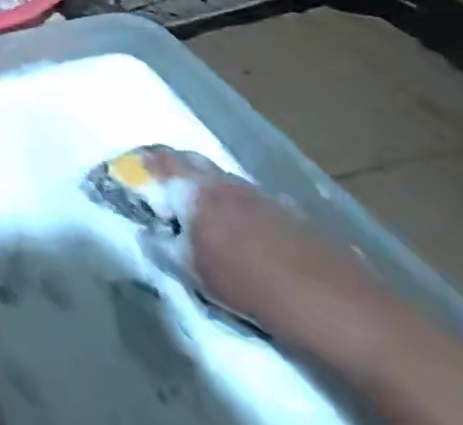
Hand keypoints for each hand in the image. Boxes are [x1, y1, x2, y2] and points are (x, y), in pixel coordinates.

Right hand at [135, 147, 381, 333]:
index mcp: (198, 190)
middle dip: (175, 168)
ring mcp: (264, 194)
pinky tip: (246, 231)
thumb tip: (152, 231)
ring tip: (203, 211)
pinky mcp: (292, 212)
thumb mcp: (195, 271)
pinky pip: (254, 199)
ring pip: (225, 181)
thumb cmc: (250, 285)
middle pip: (194, 163)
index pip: (163, 160)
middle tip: (161, 182)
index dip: (144, 159)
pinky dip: (240, 207)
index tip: (130, 165)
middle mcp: (228, 182)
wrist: (332, 302)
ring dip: (209, 189)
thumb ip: (168, 245)